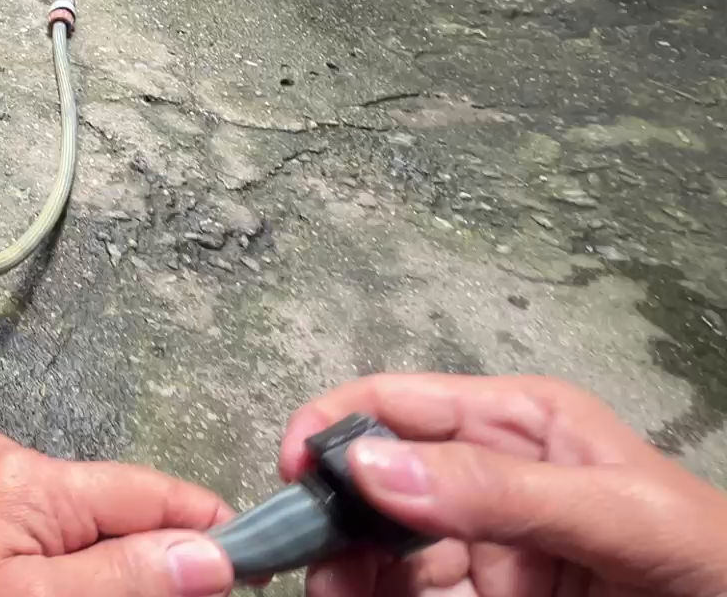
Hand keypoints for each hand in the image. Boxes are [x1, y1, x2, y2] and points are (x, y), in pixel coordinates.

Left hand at [0, 431, 234, 596]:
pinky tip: (79, 591)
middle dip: (158, 565)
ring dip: (120, 573)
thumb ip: (126, 577)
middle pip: (120, 511)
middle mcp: (10, 462)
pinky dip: (79, 571)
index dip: (206, 532)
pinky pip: (52, 538)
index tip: (256, 576)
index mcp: (28, 475)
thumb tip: (210, 554)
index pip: (146, 490)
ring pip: (90, 530)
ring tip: (139, 593)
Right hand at [279, 373, 726, 596]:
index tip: (295, 471)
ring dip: (342, 560)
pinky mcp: (485, 594)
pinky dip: (371, 592)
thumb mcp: (627, 519)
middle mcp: (480, 471)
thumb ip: (500, 487)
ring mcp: (482, 538)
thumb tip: (363, 466)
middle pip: (373, 474)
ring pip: (381, 540)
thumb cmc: (720, 573)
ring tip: (328, 589)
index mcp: (510, 423)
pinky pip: (410, 589)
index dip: (330, 423)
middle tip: (305, 550)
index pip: (392, 402)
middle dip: (331, 508)